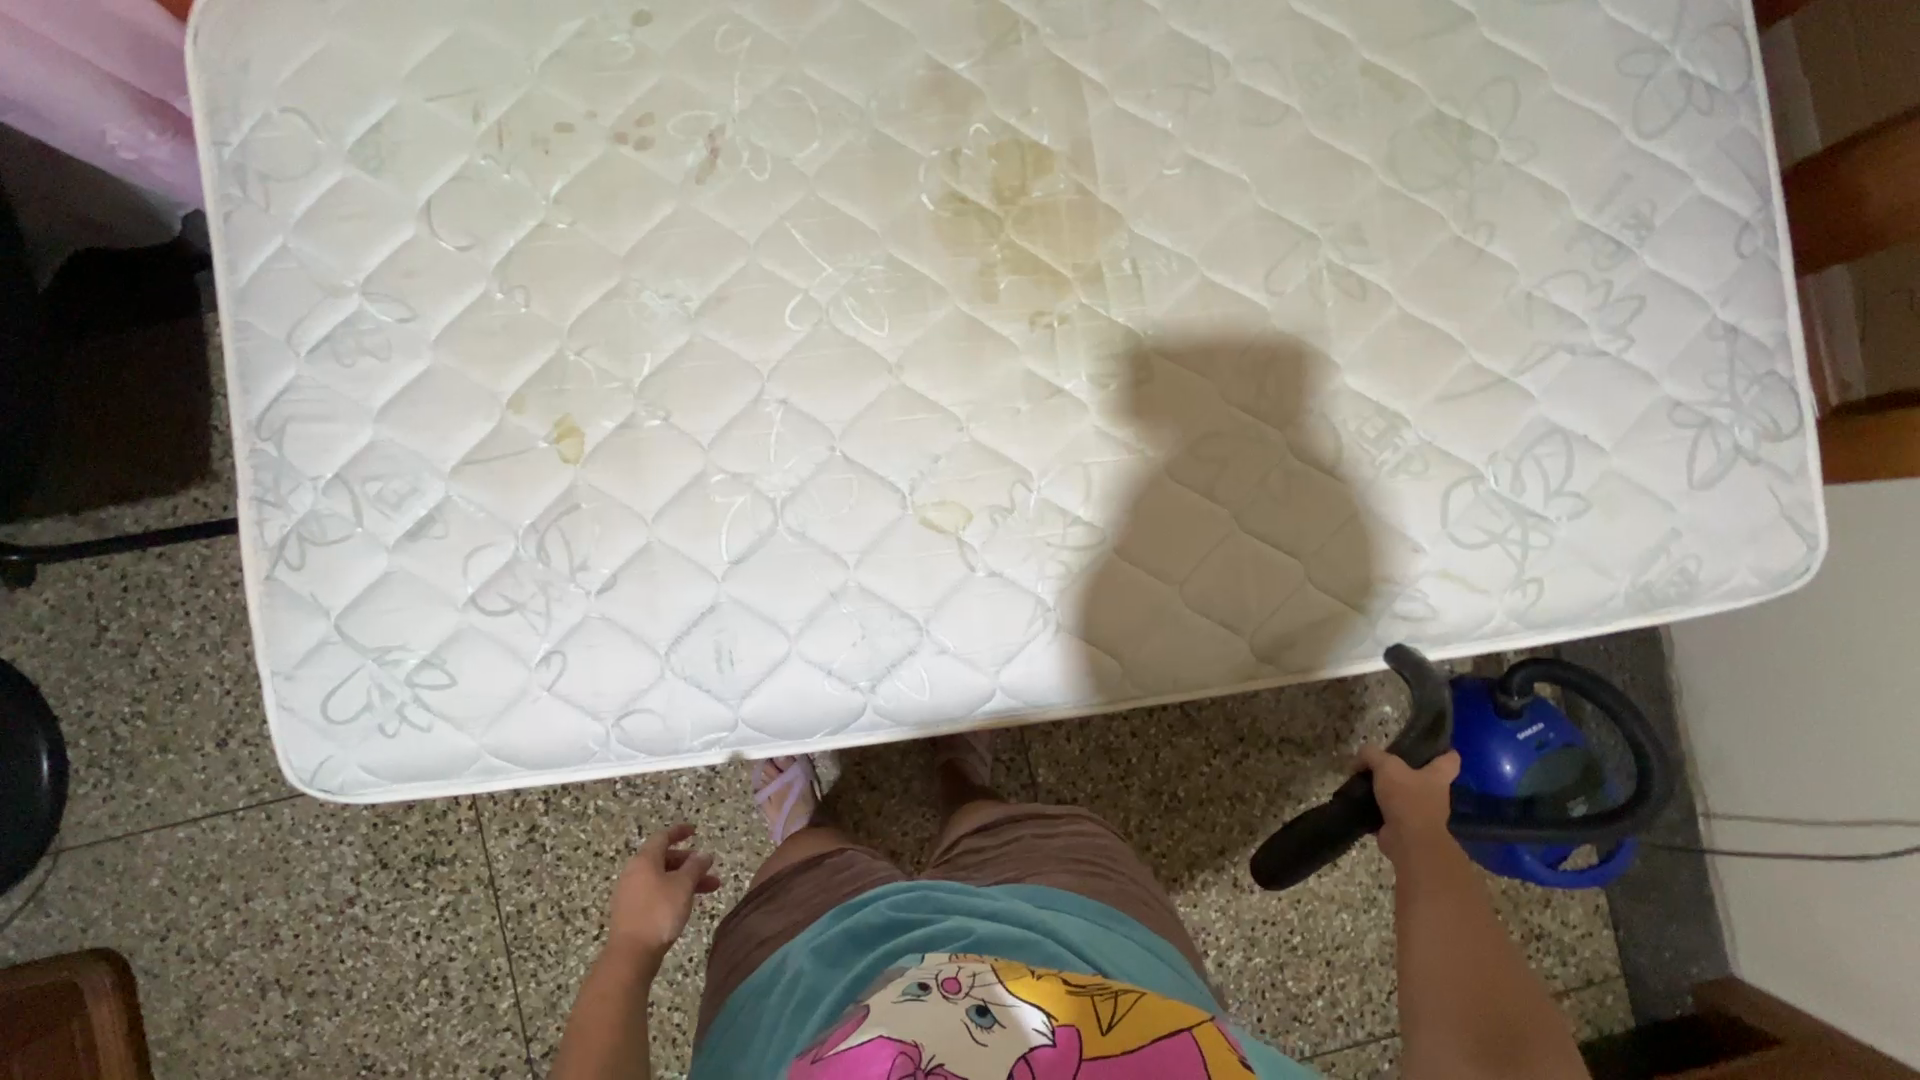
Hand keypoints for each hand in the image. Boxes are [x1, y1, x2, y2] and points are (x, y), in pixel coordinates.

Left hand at [604, 823, 721, 972]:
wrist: (631, 954)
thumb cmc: (659, 913)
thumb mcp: (683, 886)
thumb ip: (695, 867)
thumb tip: (704, 854)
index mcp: (644, 861)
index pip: (662, 837)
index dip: (679, 832)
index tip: (694, 830)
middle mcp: (634, 873)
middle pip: (663, 859)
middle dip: (688, 862)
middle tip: (707, 867)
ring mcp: (630, 893)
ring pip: (662, 878)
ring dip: (685, 880)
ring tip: (710, 889)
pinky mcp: (631, 911)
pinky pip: (656, 892)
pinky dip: (674, 891)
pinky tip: (687, 903)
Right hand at [1356, 745, 1460, 867]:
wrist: (1409, 840)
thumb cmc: (1407, 798)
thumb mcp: (1386, 766)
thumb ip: (1371, 755)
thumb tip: (1358, 760)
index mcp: (1437, 777)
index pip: (1450, 759)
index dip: (1443, 751)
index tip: (1429, 747)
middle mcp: (1434, 794)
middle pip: (1423, 777)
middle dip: (1404, 772)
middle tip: (1381, 764)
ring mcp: (1421, 813)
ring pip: (1404, 796)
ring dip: (1387, 791)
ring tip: (1364, 782)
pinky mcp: (1405, 828)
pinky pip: (1390, 813)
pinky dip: (1376, 809)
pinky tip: (1360, 802)